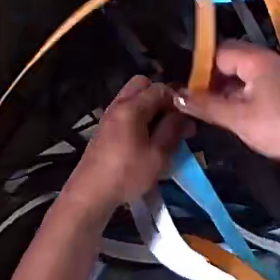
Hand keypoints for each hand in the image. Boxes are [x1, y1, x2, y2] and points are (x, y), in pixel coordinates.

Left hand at [62, 75, 193, 216]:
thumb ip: (173, 130)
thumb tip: (184, 114)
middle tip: (173, 118)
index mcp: (131, 107)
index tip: (188, 116)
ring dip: (150, 108)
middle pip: (142, 85)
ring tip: (163, 131)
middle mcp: (118, 105)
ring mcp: (109, 116)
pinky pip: (125, 112)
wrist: (90, 193)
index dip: (178, 99)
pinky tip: (146, 139)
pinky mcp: (104, 129)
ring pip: (133, 99)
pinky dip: (139, 117)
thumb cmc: (127, 173)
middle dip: (161, 97)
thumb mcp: (158, 155)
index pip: (160, 88)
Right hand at [173, 42, 279, 173]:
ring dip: (223, 89)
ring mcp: (277, 75)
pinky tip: (228, 114)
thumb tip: (177, 96)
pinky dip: (238, 96)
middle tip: (192, 100)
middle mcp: (267, 60)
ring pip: (240, 74)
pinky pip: (253, 85)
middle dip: (209, 78)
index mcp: (256, 59)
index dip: (198, 68)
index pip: (218, 52)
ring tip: (206, 109)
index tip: (183, 89)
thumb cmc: (279, 129)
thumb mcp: (237, 119)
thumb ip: (206, 106)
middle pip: (229, 60)